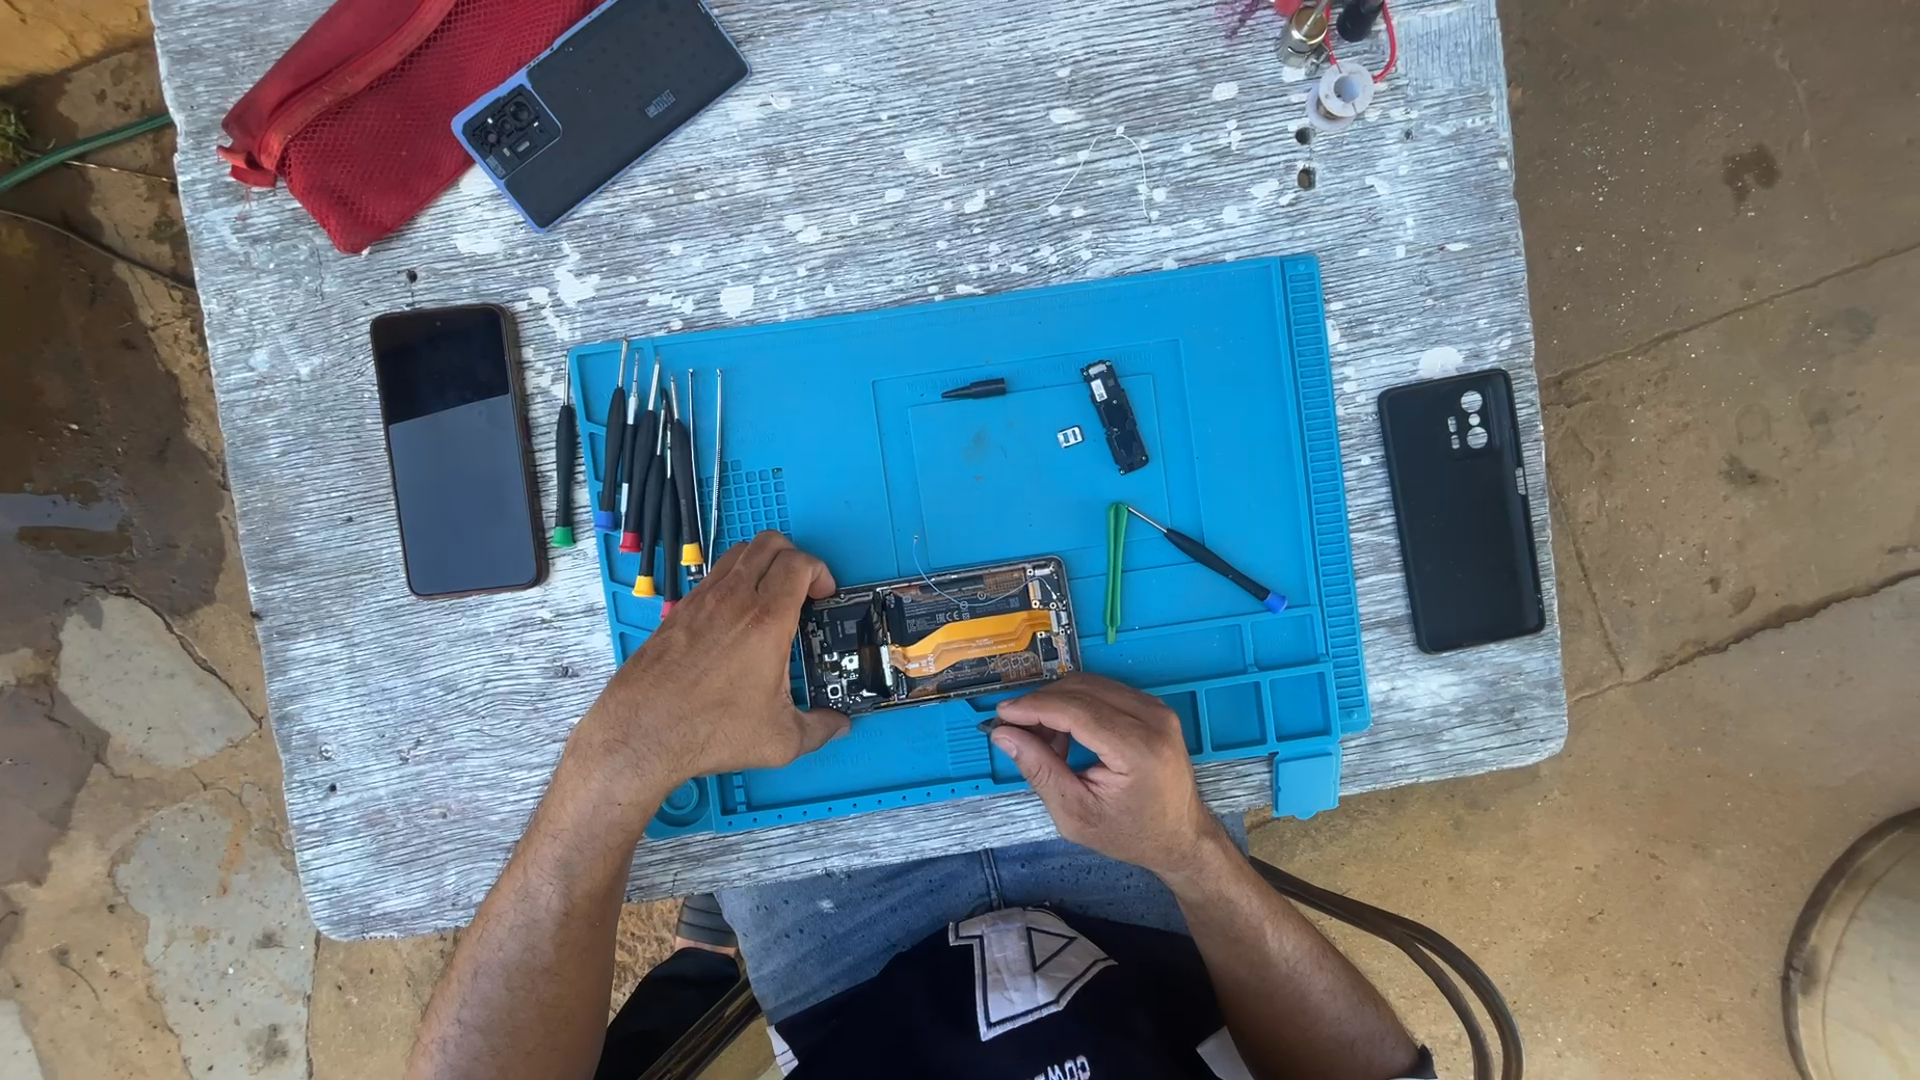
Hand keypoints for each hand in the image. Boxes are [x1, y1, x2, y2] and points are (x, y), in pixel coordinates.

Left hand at [568, 532, 849, 796]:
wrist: (641, 733)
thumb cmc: (706, 730)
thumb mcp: (780, 738)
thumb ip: (819, 728)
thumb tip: (838, 726)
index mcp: (766, 620)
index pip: (799, 563)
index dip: (820, 570)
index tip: (824, 594)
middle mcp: (734, 599)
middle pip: (770, 543)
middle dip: (795, 557)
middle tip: (802, 587)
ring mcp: (702, 600)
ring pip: (739, 552)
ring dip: (762, 562)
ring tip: (771, 594)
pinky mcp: (679, 611)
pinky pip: (713, 575)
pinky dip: (733, 580)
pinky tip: (736, 616)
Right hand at [990, 673, 1230, 880]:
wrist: (1182, 837)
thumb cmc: (1131, 834)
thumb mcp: (1076, 814)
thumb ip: (1039, 770)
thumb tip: (1004, 734)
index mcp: (1139, 749)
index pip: (1076, 710)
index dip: (1034, 707)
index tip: (1001, 714)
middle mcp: (1153, 719)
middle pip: (1081, 690)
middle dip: (1041, 704)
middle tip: (1015, 729)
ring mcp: (1156, 708)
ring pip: (1090, 684)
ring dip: (1057, 702)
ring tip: (1041, 738)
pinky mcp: (1153, 706)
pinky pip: (1104, 690)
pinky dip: (1075, 703)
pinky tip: (1065, 732)